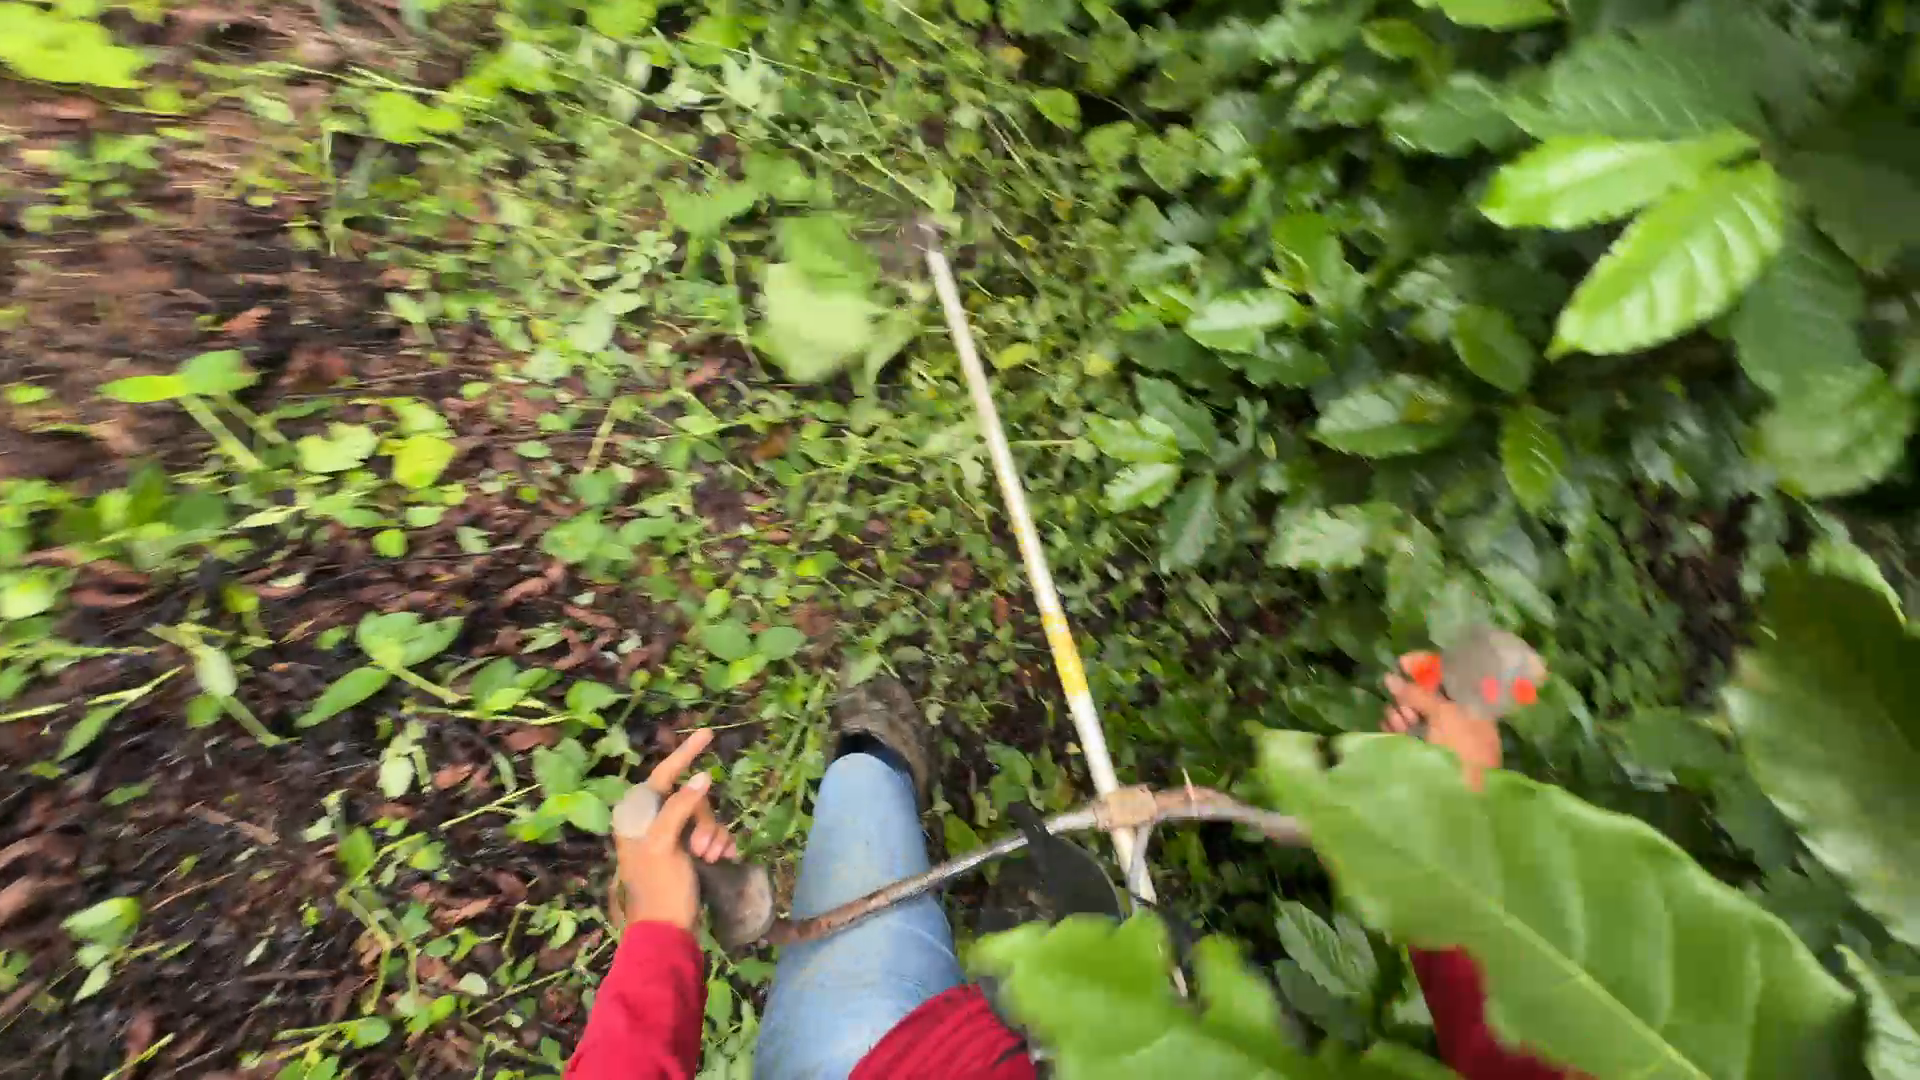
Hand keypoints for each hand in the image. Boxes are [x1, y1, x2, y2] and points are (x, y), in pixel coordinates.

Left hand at [613, 729, 739, 931]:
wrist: (667, 932)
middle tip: (703, 847)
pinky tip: (724, 858)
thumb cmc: (659, 887)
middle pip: (691, 797)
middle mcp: (652, 822)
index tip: (708, 734)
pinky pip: (711, 832)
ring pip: (704, 815)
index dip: (685, 753)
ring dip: (713, 834)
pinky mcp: (687, 851)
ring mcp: (671, 837)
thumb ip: (681, 807)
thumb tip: (702, 777)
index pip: (662, 774)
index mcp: (636, 817)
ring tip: (712, 858)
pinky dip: (720, 843)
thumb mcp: (665, 844)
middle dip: (704, 819)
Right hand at [1382, 653, 1501, 790]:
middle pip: (1424, 690)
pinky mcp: (1419, 745)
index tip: (1402, 663)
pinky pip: (1402, 725)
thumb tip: (1389, 677)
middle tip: (1405, 703)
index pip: (1448, 673)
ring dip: (1401, 709)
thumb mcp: (1445, 715)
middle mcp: (1455, 714)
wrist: (1463, 796)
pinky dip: (1395, 723)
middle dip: (1409, 691)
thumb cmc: (1464, 750)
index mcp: (1472, 703)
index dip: (1425, 666)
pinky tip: (1393, 727)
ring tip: (1401, 721)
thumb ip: (1418, 693)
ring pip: (1410, 707)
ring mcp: (1436, 731)